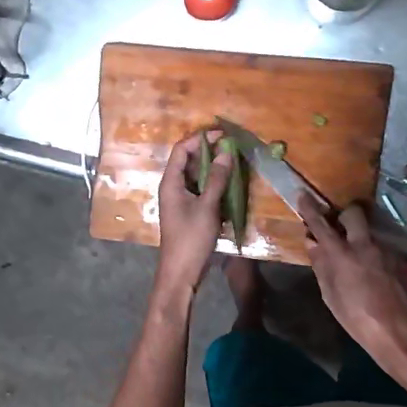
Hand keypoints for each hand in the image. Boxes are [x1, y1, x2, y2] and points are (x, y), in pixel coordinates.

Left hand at [154, 129, 233, 296]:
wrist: (182, 271)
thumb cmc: (191, 238)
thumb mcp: (207, 206)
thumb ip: (217, 179)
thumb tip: (226, 152)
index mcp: (171, 182)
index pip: (182, 149)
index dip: (201, 138)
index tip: (223, 135)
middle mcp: (173, 187)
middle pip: (189, 160)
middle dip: (210, 151)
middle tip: (233, 147)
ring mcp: (181, 199)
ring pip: (197, 175)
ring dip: (214, 167)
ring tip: (235, 162)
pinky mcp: (189, 210)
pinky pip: (201, 189)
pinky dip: (214, 184)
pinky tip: (230, 184)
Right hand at [296, 196, 406, 352]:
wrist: (396, 329)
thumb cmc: (355, 317)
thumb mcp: (330, 294)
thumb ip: (321, 265)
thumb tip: (312, 243)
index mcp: (342, 254)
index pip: (322, 224)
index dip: (310, 209)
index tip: (303, 195)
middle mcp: (365, 244)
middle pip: (354, 213)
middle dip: (344, 216)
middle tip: (338, 229)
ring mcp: (385, 249)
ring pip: (369, 231)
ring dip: (359, 237)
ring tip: (355, 258)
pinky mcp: (398, 258)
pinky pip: (380, 246)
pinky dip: (371, 252)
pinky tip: (371, 271)